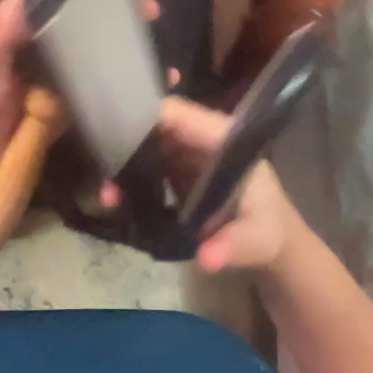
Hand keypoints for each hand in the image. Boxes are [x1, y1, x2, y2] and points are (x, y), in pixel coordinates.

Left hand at [0, 0, 170, 124]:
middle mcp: (47, 51)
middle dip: (128, 30)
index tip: (141, 1)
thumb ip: (7, 24)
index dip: (107, 0)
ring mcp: (60, 83)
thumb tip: (46, 0)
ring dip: (133, 64)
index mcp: (29, 29)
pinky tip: (150, 100)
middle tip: (159, 32)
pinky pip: (99, 98)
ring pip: (103, 64)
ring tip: (165, 71)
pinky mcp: (67, 112)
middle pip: (95, 33)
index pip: (74, 4)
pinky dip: (123, 97)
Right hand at [106, 97, 303, 274]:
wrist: (269, 242)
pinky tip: (113, 198)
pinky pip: (146, 165)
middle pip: (156, 125)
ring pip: (146, 144)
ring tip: (108, 195)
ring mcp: (187, 153)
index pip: (181, 114)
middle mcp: (202, 138)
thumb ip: (233, 246)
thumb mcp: (256, 241)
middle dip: (125, 143)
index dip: (146, 118)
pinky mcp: (176, 170)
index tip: (112, 134)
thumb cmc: (268, 232)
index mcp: (224, 139)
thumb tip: (207, 258)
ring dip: (123, 163)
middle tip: (104, 171)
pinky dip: (128, 178)